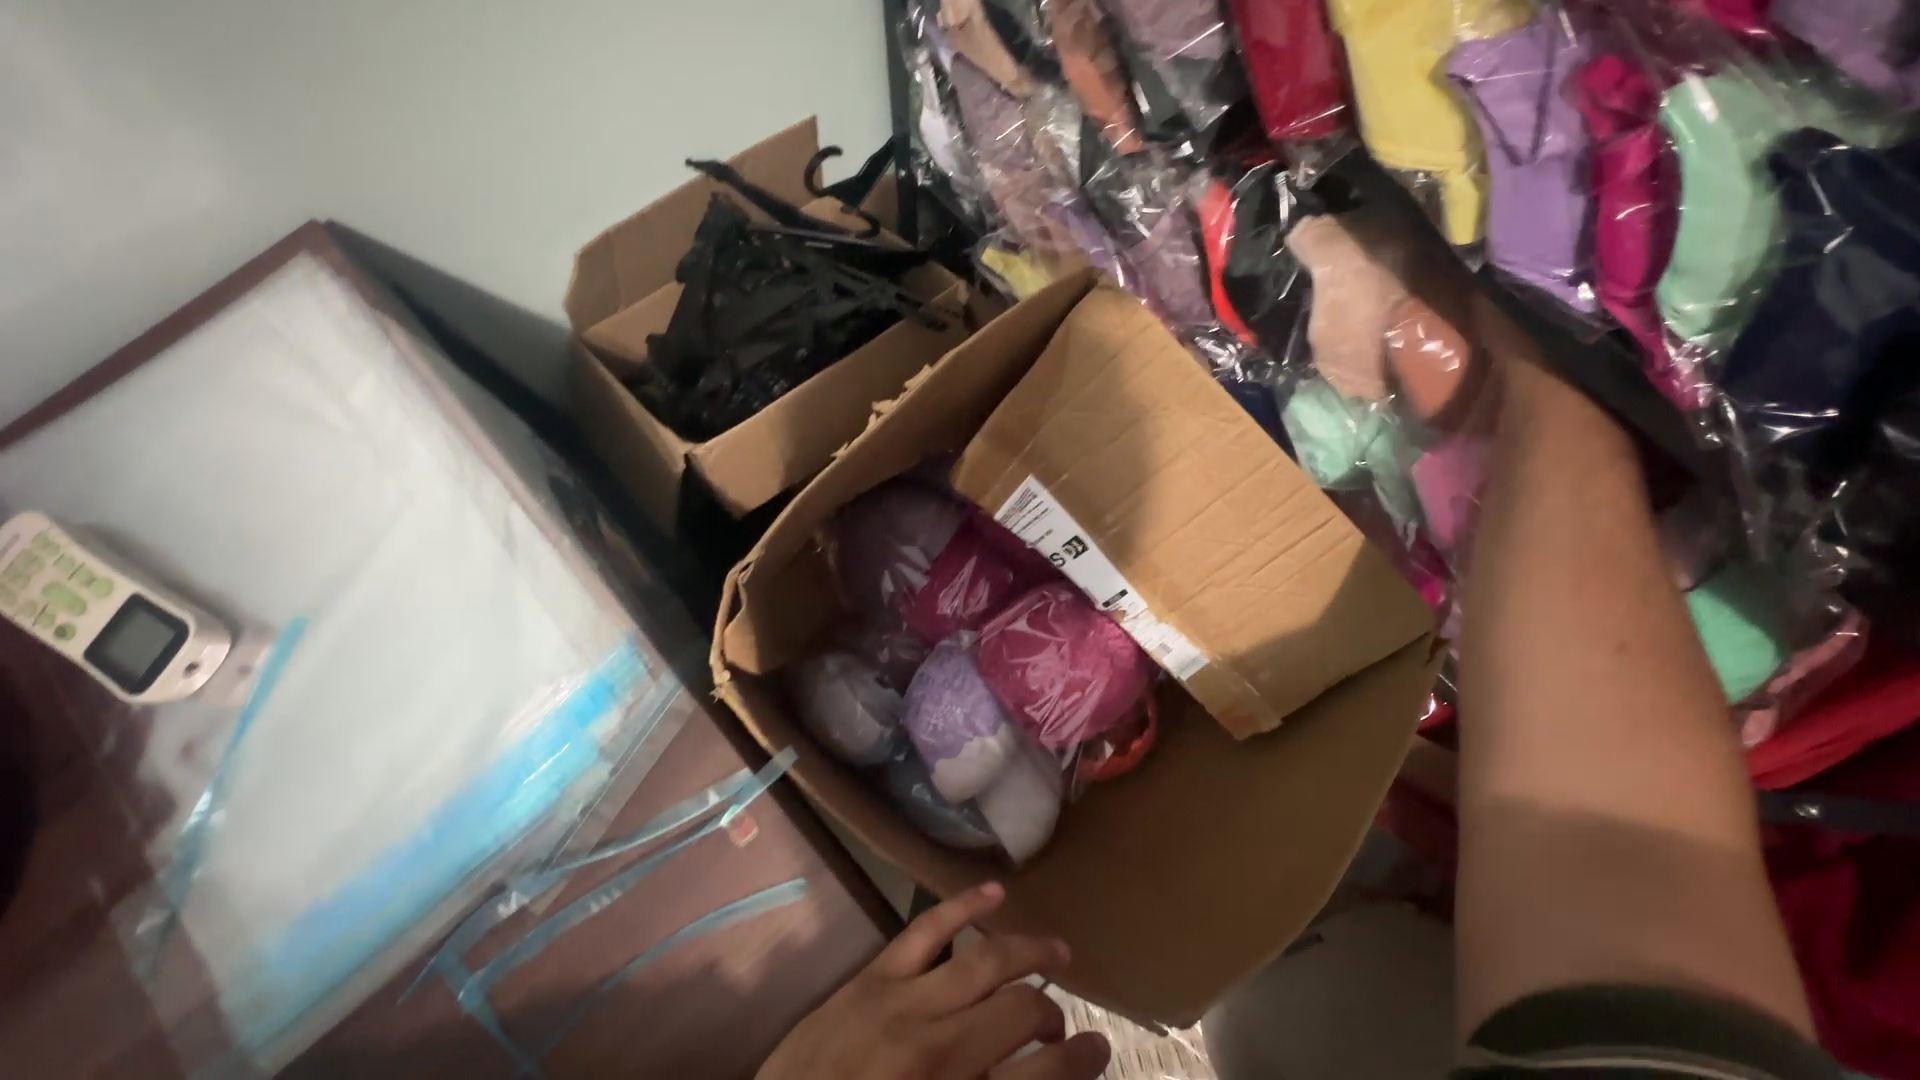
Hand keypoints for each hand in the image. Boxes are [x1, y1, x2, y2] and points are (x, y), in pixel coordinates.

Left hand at [757, 882, 1109, 1078]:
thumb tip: (1030, 1073)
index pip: (1040, 1077)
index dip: (1079, 1062)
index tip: (1099, 1050)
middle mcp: (937, 1050)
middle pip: (1018, 1011)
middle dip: (1051, 1014)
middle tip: (1063, 1022)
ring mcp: (902, 1005)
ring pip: (983, 961)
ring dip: (1027, 951)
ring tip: (1058, 949)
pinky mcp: (871, 980)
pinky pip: (926, 932)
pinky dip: (963, 907)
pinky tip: (995, 893)